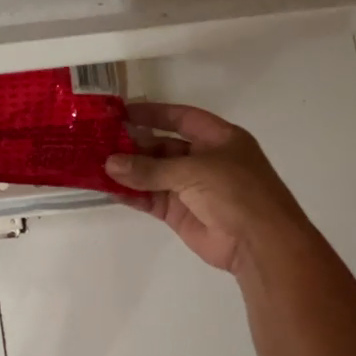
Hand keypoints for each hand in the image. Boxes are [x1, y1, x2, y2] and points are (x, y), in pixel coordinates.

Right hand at [104, 102, 311, 274]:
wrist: (259, 243)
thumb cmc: (237, 193)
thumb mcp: (194, 171)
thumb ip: (150, 168)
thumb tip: (109, 164)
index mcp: (219, 139)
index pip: (182, 118)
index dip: (154, 113)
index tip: (122, 112)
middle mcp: (204, 160)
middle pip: (162, 146)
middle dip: (133, 145)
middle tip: (99, 143)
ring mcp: (190, 187)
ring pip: (152, 174)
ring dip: (127, 171)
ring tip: (96, 166)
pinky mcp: (179, 212)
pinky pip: (149, 198)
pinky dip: (131, 194)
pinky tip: (109, 189)